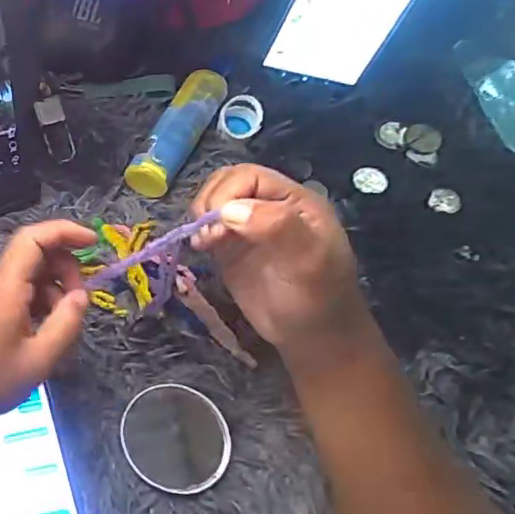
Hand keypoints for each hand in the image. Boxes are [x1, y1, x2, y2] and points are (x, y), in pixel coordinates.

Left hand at [0, 220, 96, 432]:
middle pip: (33, 254)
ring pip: (25, 275)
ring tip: (61, 328)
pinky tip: (42, 333)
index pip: (34, 237)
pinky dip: (35, 302)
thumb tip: (81, 295)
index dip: (66, 231)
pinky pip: (13, 291)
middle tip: (78, 304)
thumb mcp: (39, 358)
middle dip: (64, 269)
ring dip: (51, 290)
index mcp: (4, 284)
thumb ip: (66, 322)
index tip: (94, 244)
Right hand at [189, 164, 369, 353]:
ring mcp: (248, 227)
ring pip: (213, 202)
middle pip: (226, 183)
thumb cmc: (318, 298)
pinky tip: (200, 248)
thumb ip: (277, 227)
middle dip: (208, 203)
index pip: (248, 177)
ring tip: (203, 243)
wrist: (313, 337)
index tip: (217, 225)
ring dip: (200, 217)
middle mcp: (269, 207)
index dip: (226, 194)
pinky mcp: (230, 248)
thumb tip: (229, 211)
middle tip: (206, 235)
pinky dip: (197, 232)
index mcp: (294, 201)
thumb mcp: (308, 261)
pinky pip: (207, 227)